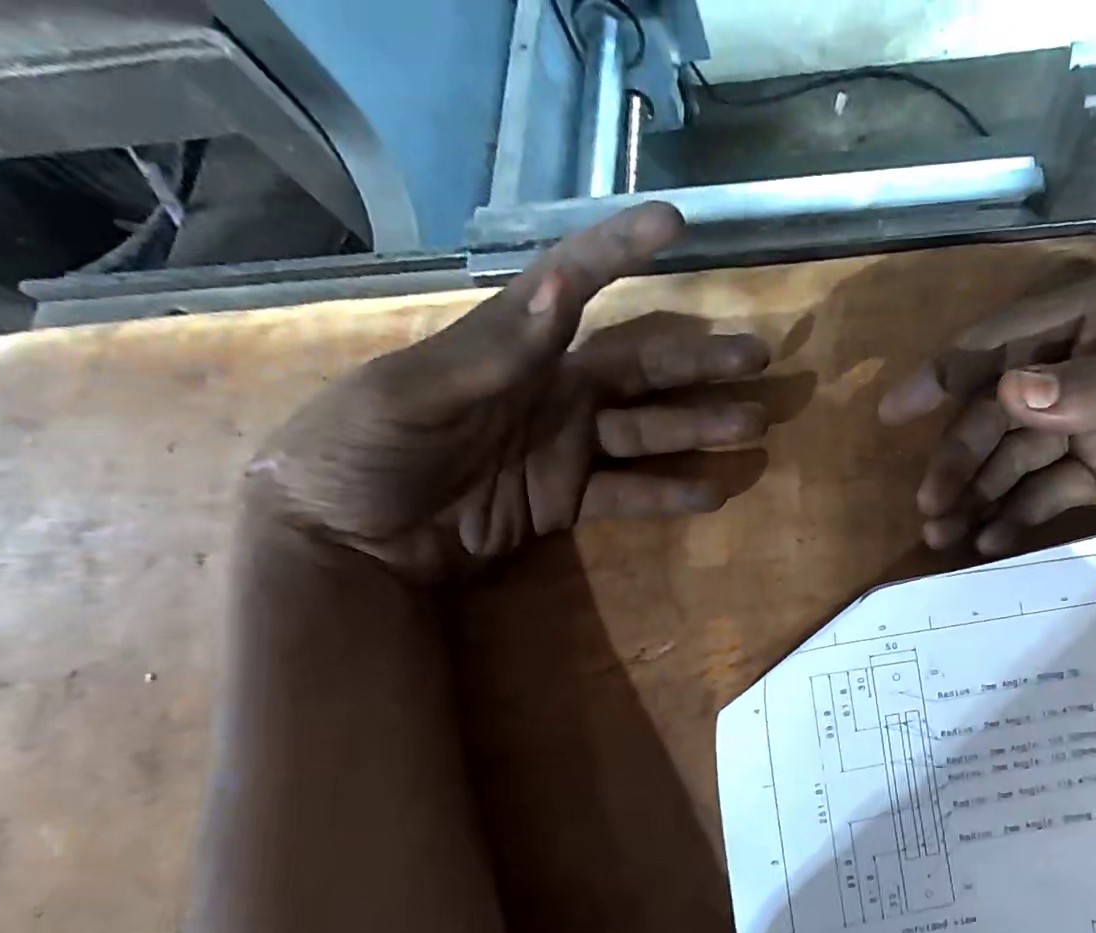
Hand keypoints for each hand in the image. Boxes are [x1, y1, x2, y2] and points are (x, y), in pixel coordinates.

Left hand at [244, 203, 768, 580]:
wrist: (339, 546)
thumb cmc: (355, 453)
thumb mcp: (407, 396)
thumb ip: (493, 352)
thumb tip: (562, 289)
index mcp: (513, 352)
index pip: (573, 284)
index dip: (621, 250)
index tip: (674, 223)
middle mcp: (551, 393)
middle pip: (640, 370)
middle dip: (698, 362)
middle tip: (757, 358)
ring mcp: (564, 449)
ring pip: (649, 432)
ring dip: (701, 427)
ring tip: (753, 425)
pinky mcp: (566, 502)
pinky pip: (630, 495)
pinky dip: (669, 494)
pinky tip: (712, 493)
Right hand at [879, 265, 1095, 553]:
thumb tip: (1009, 397)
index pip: (1016, 340)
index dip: (950, 372)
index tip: (897, 412)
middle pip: (1010, 408)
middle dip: (962, 453)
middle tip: (926, 506)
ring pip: (1029, 453)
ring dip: (986, 490)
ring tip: (947, 534)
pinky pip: (1064, 489)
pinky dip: (1028, 513)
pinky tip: (998, 542)